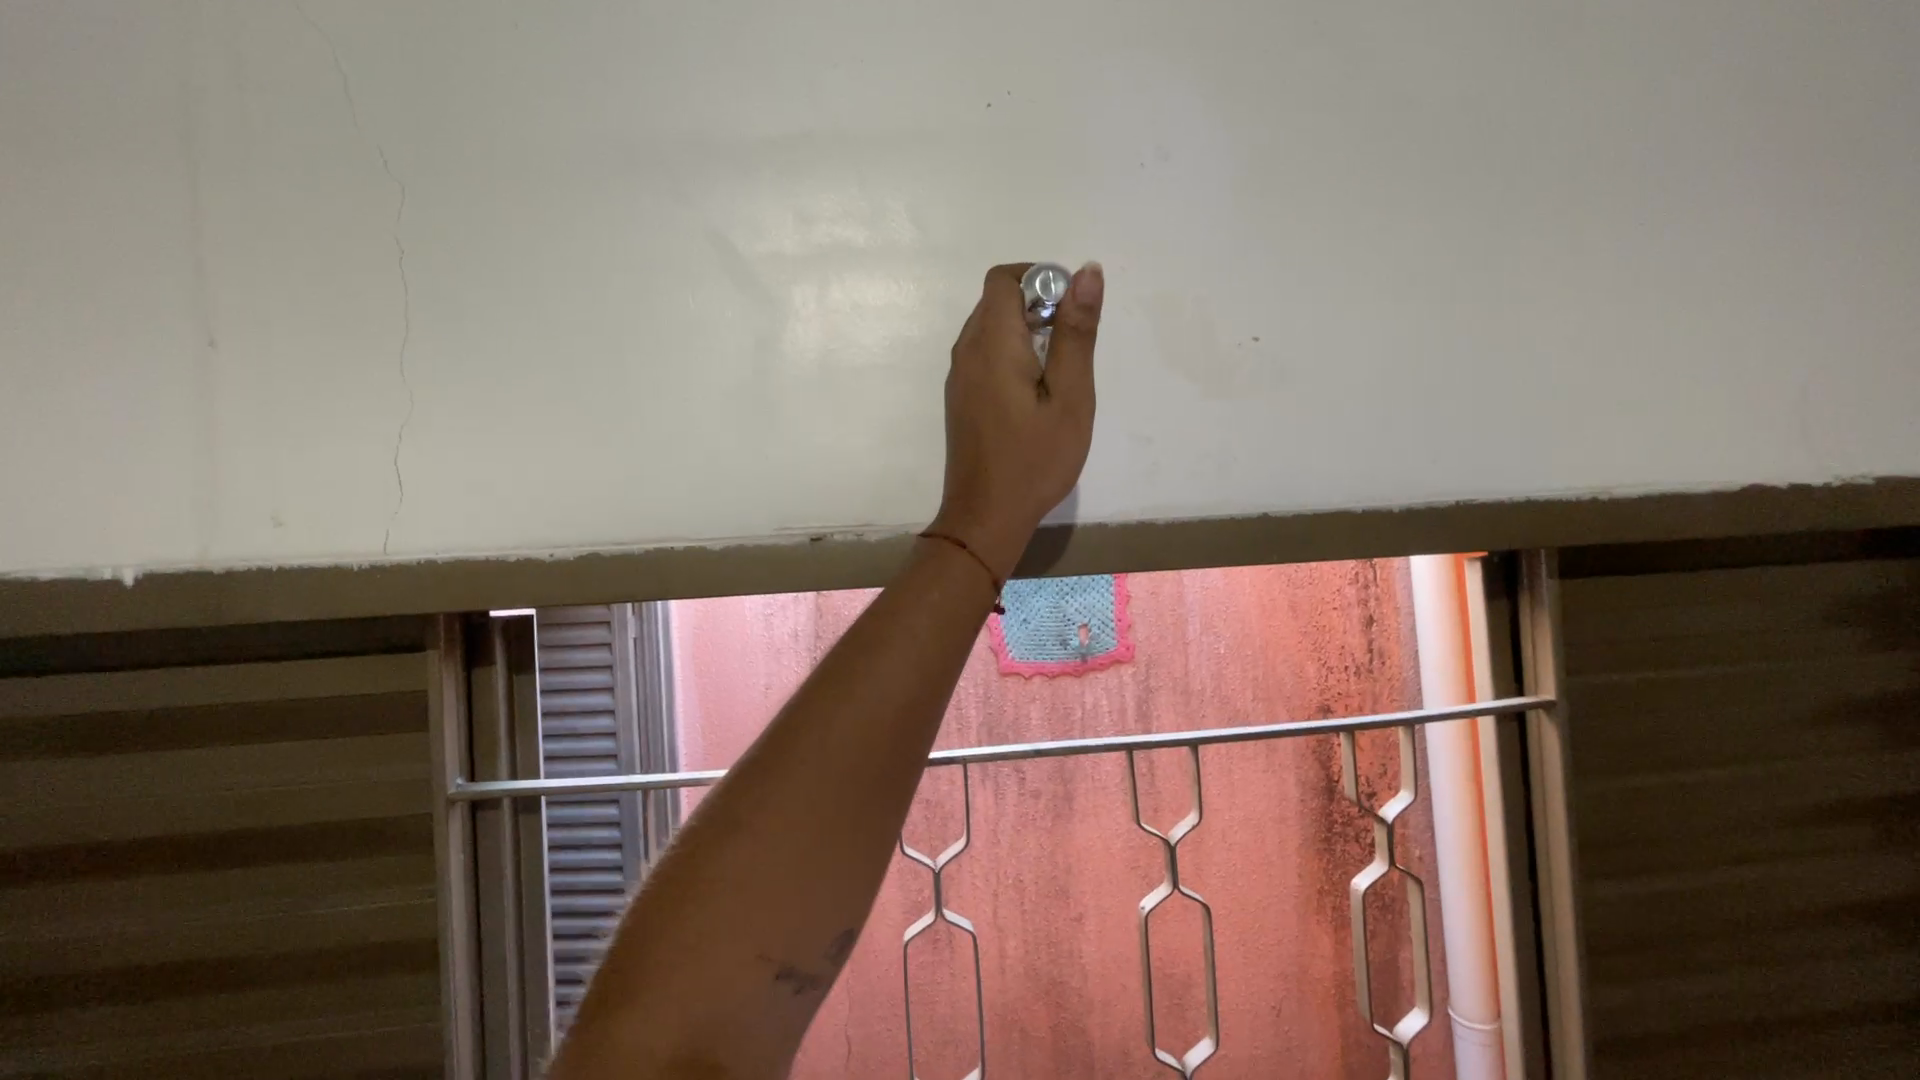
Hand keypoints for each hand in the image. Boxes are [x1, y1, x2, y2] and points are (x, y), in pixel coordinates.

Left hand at [928, 261, 1103, 578]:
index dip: (1041, 278)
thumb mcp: (1071, 396)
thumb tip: (1085, 271)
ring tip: (1058, 374)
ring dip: (1026, 333)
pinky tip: (1035, 396)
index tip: (1071, 311)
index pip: (1004, 278)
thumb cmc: (1035, 460)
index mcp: (991, 343)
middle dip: (1038, 306)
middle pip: (996, 301)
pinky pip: (984, 357)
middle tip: (1072, 347)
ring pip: (990, 329)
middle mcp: (966, 352)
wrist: (986, 517)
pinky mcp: (961, 400)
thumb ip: (1076, 332)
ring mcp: (959, 378)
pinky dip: (1012, 356)